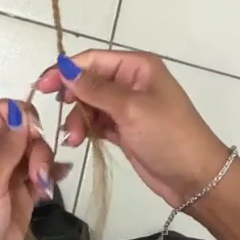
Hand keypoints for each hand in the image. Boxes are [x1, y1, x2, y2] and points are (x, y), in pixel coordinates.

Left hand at [0, 99, 54, 239]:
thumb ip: (7, 148)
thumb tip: (22, 112)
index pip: (2, 112)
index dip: (22, 117)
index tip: (34, 136)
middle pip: (24, 130)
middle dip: (37, 146)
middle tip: (37, 172)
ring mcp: (8, 175)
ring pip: (35, 150)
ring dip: (44, 162)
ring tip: (43, 186)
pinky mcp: (23, 195)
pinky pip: (41, 173)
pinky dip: (50, 174)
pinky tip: (56, 181)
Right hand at [35, 50, 229, 208]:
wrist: (198, 179)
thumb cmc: (168, 136)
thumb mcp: (130, 109)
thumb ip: (95, 88)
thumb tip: (64, 68)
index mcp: (137, 66)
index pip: (93, 60)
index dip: (66, 70)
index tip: (42, 86)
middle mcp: (131, 81)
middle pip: (89, 81)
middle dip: (72, 98)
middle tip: (58, 115)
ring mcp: (128, 107)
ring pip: (90, 103)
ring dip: (78, 118)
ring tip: (73, 138)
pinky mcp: (125, 129)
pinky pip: (97, 122)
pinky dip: (85, 129)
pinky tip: (77, 141)